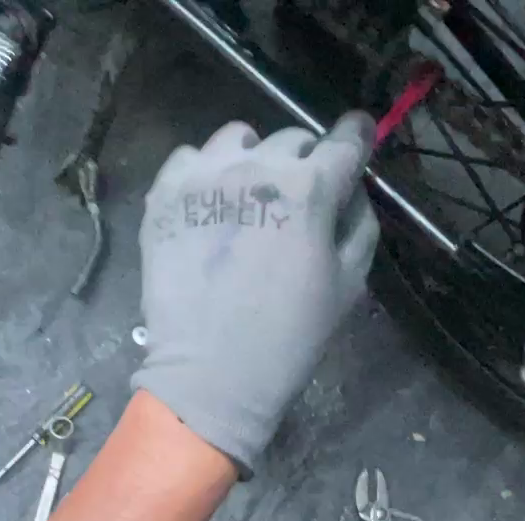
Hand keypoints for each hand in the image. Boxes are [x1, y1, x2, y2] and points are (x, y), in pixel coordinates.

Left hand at [131, 113, 380, 476]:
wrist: (210, 376)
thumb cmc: (287, 340)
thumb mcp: (348, 287)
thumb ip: (360, 226)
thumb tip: (352, 191)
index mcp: (308, 189)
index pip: (345, 140)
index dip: (356, 141)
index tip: (356, 145)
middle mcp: (255, 165)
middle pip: (291, 140)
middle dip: (303, 163)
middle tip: (296, 203)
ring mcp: (204, 176)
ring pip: (237, 139)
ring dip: (251, 159)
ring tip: (247, 198)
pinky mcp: (164, 195)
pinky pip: (189, 159)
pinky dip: (204, 174)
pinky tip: (208, 210)